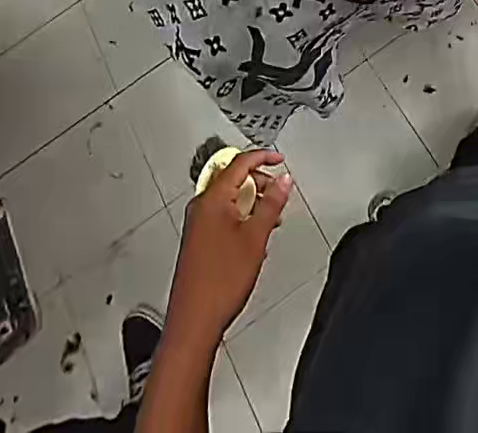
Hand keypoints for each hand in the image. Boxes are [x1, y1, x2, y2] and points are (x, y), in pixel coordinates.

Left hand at [167, 149, 291, 341]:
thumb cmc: (219, 284)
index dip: (263, 156)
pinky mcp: (197, 239)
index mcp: (213, 199)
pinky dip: (240, 215)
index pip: (240, 163)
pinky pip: (222, 214)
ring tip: (269, 218)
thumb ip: (272, 203)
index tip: (277, 157)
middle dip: (259, 182)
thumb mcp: (257, 236)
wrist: (194, 321)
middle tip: (278, 191)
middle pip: (233, 178)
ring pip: (228, 197)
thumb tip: (283, 180)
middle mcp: (200, 207)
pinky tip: (253, 236)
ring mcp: (196, 224)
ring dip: (251, 201)